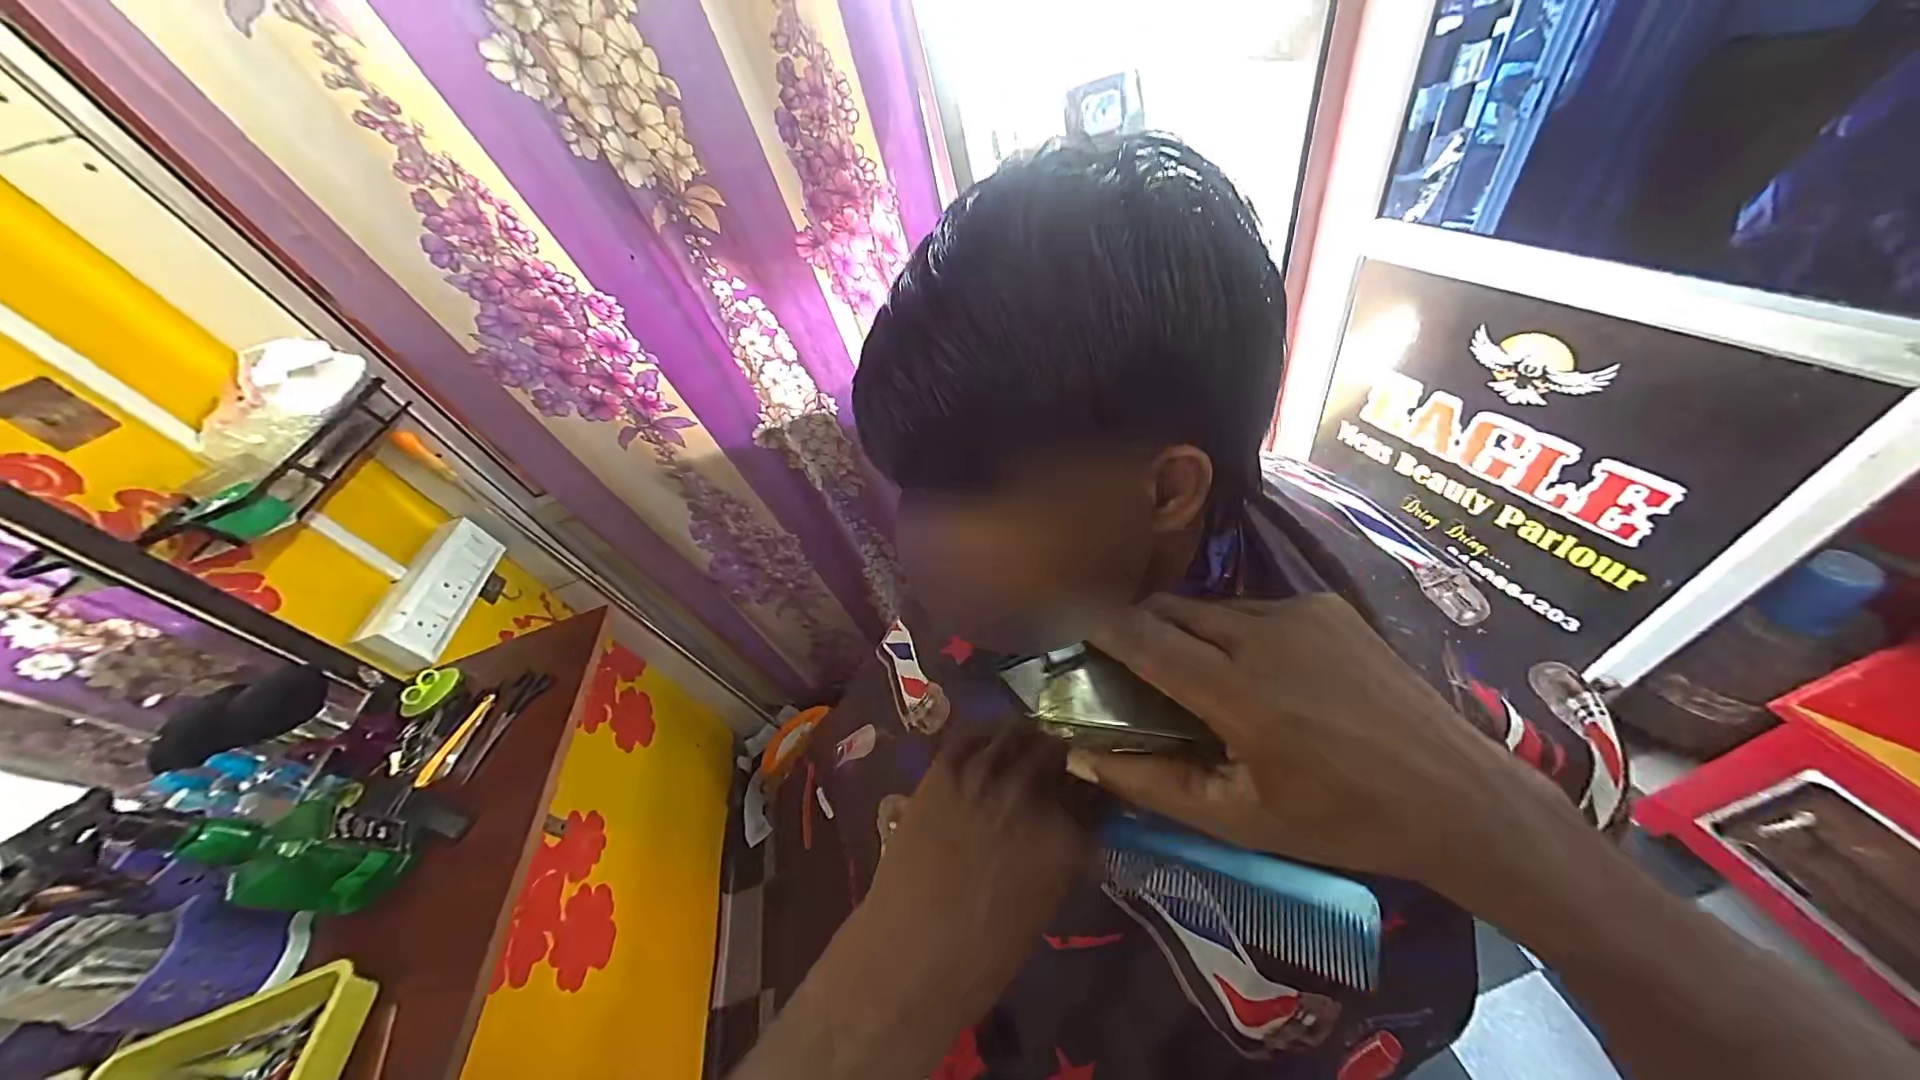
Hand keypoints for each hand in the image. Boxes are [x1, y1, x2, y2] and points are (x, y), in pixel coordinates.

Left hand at [734, 726, 1096, 1079]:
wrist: (910, 956)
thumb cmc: (984, 953)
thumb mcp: (1045, 899)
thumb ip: (1060, 848)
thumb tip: (1066, 820)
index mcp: (1066, 835)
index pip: (1093, 791)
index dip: (1088, 789)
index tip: (1083, 790)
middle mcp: (1031, 795)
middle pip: (1055, 751)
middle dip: (1057, 758)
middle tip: (1049, 768)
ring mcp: (984, 777)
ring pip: (1015, 733)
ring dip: (1023, 740)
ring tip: (1019, 751)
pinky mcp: (944, 771)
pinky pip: (971, 736)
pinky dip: (983, 738)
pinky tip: (985, 750)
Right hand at [1067, 593, 1571, 887]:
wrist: (1460, 795)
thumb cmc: (1341, 819)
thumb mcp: (1238, 819)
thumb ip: (1151, 784)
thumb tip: (1081, 757)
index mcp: (1238, 692)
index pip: (1143, 638)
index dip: (1098, 627)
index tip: (1069, 627)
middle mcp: (1263, 635)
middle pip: (1169, 609)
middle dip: (1136, 626)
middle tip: (1126, 662)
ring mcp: (1300, 612)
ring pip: (1210, 607)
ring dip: (1187, 631)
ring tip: (1197, 674)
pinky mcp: (1327, 605)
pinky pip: (1254, 608)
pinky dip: (1234, 631)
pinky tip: (1260, 670)